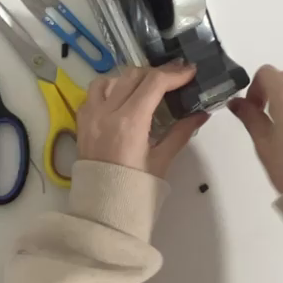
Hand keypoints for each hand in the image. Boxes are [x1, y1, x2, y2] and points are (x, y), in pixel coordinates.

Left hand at [78, 63, 208, 178]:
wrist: (103, 210)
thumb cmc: (135, 188)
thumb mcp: (162, 160)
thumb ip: (181, 131)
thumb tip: (201, 113)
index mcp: (129, 122)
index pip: (153, 83)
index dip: (175, 74)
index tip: (189, 72)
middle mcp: (106, 112)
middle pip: (133, 75)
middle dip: (156, 73)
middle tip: (174, 79)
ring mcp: (90, 115)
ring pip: (109, 79)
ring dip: (130, 78)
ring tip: (146, 87)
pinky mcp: (81, 121)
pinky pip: (94, 93)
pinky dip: (110, 89)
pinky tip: (123, 98)